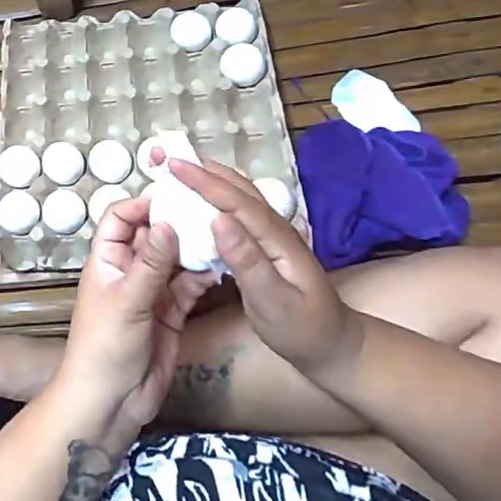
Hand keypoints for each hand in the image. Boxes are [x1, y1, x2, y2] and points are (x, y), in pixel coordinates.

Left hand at [57, 197, 218, 431]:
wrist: (112, 401)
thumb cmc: (106, 344)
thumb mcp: (128, 299)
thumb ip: (151, 262)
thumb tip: (168, 221)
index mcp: (107, 258)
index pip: (121, 217)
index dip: (143, 205)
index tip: (175, 197)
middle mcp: (129, 268)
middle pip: (153, 234)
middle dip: (177, 222)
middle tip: (210, 210)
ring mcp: (151, 290)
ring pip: (175, 259)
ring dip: (194, 249)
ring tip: (222, 235)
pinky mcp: (171, 312)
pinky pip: (188, 285)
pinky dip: (202, 276)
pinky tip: (221, 267)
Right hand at [167, 157, 363, 374]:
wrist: (334, 345)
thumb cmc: (301, 328)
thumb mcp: (273, 302)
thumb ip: (247, 261)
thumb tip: (218, 220)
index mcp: (276, 238)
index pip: (236, 200)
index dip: (203, 181)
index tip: (173, 166)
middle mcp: (275, 226)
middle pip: (237, 187)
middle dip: (202, 168)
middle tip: (167, 156)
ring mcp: (272, 232)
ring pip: (239, 193)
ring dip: (209, 176)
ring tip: (179, 167)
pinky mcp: (265, 241)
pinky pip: (237, 207)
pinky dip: (216, 193)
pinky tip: (201, 196)